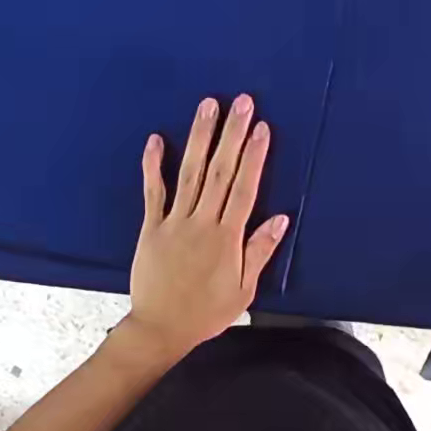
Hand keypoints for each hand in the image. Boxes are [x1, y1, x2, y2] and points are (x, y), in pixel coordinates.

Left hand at [123, 94, 288, 360]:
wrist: (161, 328)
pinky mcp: (151, 228)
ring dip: (200, 138)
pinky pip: (152, 192)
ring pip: (190, 174)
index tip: (261, 128)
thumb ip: (258, 252)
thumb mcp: (243, 290)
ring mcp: (174, 223)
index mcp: (227, 238)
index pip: (244, 189)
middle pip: (220, 173)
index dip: (254, 157)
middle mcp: (201, 223)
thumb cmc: (207, 313)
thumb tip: (279, 219)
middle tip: (242, 102)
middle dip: (232, 135)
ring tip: (208, 107)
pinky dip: (154, 165)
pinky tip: (157, 139)